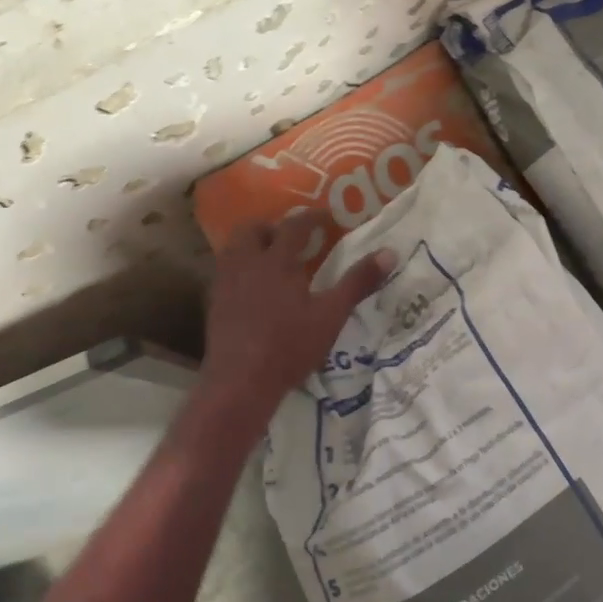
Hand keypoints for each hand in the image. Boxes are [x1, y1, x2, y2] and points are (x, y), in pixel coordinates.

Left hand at [198, 210, 391, 415]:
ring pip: (233, 249)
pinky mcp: (213, 305)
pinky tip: (252, 289)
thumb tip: (389, 253)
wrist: (239, 383)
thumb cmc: (289, 347)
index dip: (311, 217)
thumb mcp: (331, 315)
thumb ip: (358, 282)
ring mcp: (225, 284)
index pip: (294, 226)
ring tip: (271, 259)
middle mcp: (246, 264)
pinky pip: (225, 273)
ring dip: (252, 246)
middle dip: (272, 227)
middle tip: (291, 238)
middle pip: (252, 229)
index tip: (326, 217)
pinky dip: (240, 269)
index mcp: (276, 261)